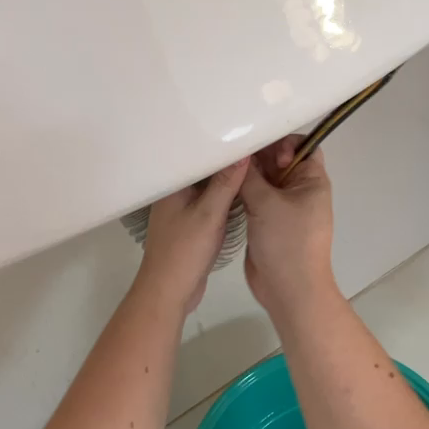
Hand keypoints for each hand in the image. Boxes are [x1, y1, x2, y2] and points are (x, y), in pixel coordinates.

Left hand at [136, 159, 248, 317]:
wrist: (169, 292)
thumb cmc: (185, 250)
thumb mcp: (209, 213)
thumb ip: (226, 183)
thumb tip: (244, 152)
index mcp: (175, 185)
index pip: (200, 156)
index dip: (223, 146)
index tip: (247, 136)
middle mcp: (177, 193)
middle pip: (206, 171)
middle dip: (229, 163)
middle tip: (259, 149)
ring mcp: (184, 210)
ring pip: (210, 188)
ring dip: (229, 182)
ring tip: (257, 167)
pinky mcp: (192, 225)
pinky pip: (211, 205)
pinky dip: (225, 200)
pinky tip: (243, 195)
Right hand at [239, 135, 336, 324]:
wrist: (289, 290)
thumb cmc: (287, 242)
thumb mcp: (267, 203)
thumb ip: (250, 176)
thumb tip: (237, 155)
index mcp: (311, 180)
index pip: (302, 146)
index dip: (283, 142)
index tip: (263, 152)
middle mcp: (299, 189)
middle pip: (279, 160)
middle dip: (258, 155)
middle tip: (234, 156)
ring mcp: (282, 205)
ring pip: (264, 179)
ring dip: (247, 174)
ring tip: (223, 167)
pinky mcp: (266, 220)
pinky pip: (254, 196)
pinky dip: (241, 190)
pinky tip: (222, 185)